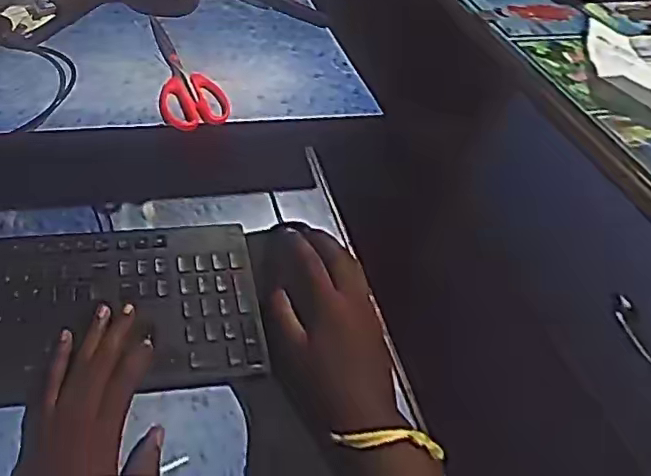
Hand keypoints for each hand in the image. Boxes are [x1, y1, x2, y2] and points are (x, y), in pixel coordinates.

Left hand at [14, 302, 162, 475]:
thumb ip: (142, 466)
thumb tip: (156, 435)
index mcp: (101, 433)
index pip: (123, 383)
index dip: (137, 358)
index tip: (148, 340)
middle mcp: (77, 416)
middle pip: (100, 365)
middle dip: (116, 334)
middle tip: (129, 309)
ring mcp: (53, 414)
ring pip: (75, 363)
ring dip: (89, 335)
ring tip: (102, 310)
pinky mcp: (35, 419)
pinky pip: (46, 378)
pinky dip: (57, 355)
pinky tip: (64, 335)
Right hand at [264, 223, 401, 434]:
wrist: (367, 421)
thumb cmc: (323, 386)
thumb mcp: (290, 350)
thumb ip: (280, 312)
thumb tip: (275, 287)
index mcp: (328, 303)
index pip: (310, 260)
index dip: (295, 243)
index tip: (283, 233)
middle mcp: (351, 300)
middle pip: (337, 255)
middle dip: (318, 238)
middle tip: (301, 230)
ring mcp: (367, 309)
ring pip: (353, 266)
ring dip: (334, 249)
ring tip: (318, 243)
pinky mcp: (375, 321)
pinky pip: (359, 280)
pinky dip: (345, 265)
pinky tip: (336, 270)